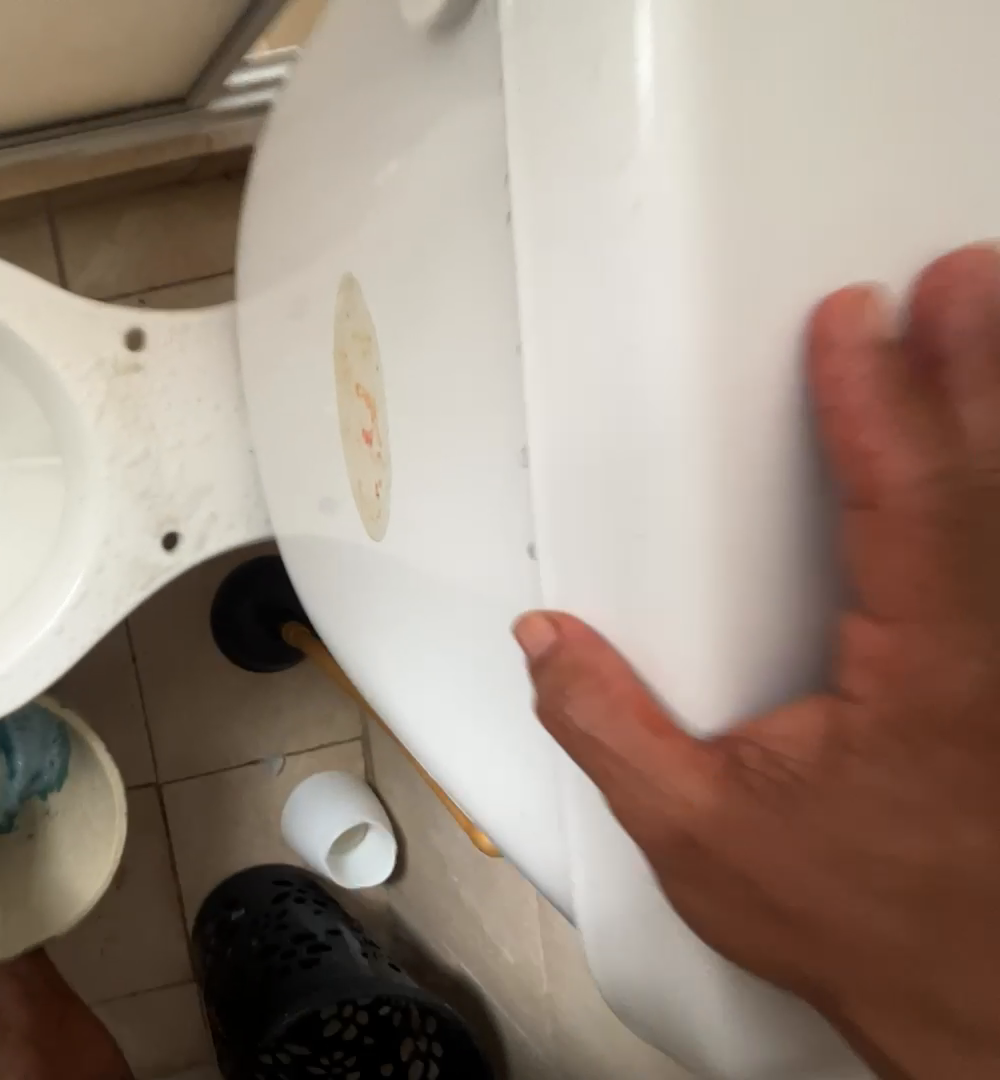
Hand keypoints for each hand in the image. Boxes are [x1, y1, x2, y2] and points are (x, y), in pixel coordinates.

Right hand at [515, 245, 999, 1077]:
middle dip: (981, 370)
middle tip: (967, 278)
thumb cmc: (860, 922)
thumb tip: (543, 642)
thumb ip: (603, 724)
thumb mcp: (689, 826)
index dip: (879, 406)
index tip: (854, 328)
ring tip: (997, 325)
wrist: (986, 1012)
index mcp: (934, 679)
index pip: (910, 508)